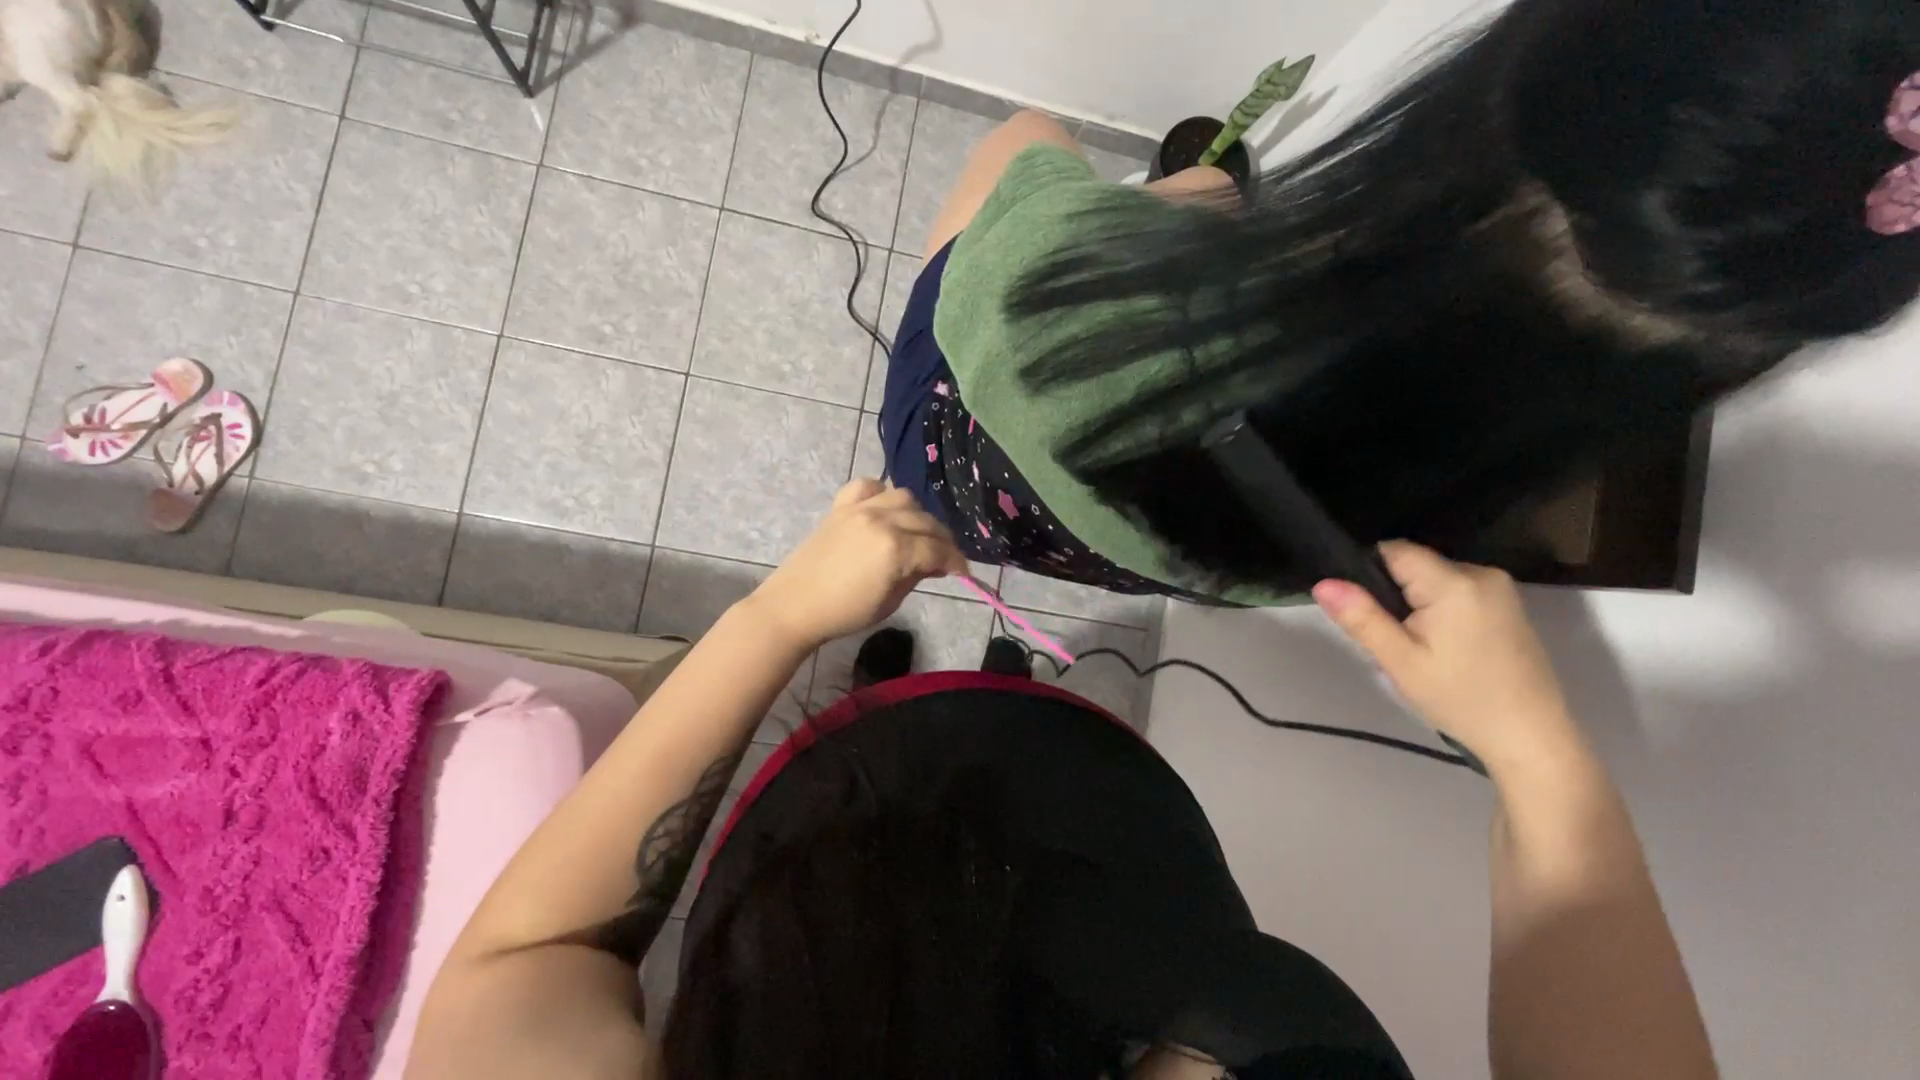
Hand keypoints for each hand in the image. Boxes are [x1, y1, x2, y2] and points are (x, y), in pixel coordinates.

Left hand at [745, 479, 967, 651]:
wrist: (794, 605)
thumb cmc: (844, 613)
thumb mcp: (890, 602)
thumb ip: (915, 576)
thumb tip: (934, 564)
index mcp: (896, 550)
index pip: (939, 550)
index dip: (956, 562)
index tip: (963, 573)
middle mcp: (882, 522)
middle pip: (927, 523)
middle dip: (942, 541)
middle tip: (944, 558)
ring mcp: (860, 510)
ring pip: (904, 498)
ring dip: (917, 515)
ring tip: (917, 534)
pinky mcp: (841, 507)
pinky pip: (868, 486)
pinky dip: (882, 493)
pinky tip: (884, 509)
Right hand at [1312, 541, 1581, 774]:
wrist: (1531, 737)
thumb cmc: (1461, 699)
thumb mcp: (1401, 662)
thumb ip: (1361, 618)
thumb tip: (1323, 583)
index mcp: (1454, 582)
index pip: (1393, 551)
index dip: (1368, 573)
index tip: (1364, 612)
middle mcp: (1481, 573)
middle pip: (1414, 565)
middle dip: (1393, 594)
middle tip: (1391, 642)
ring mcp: (1500, 588)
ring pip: (1434, 579)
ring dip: (1416, 604)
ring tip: (1417, 649)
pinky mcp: (1509, 605)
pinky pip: (1457, 592)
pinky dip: (1440, 611)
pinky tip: (1443, 648)